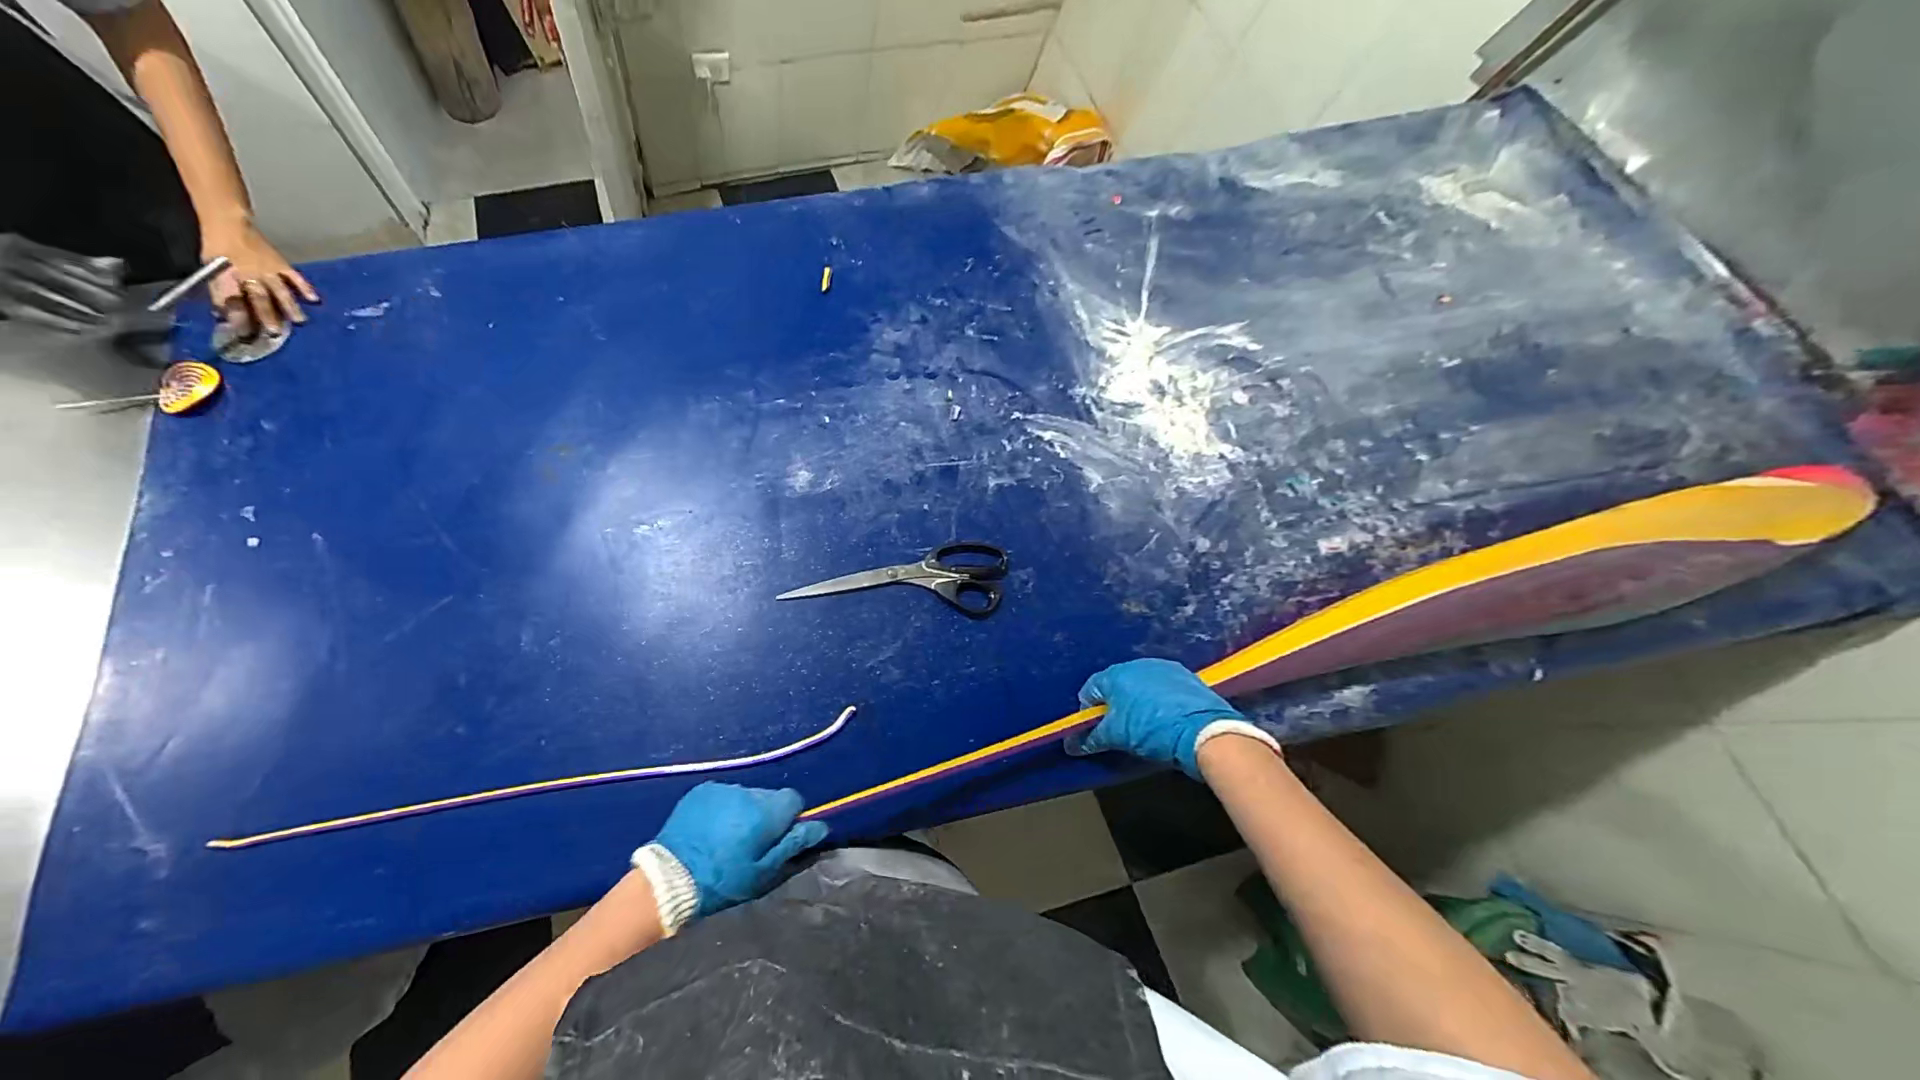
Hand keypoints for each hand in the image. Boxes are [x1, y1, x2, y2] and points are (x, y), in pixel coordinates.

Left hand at [202, 219, 317, 336]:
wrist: (227, 222)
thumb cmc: (215, 246)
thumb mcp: (208, 267)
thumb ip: (219, 291)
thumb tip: (223, 314)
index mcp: (225, 275)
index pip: (232, 299)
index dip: (237, 315)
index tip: (243, 331)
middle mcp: (248, 273)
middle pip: (258, 297)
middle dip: (266, 315)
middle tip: (274, 332)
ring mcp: (267, 268)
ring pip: (279, 290)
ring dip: (289, 306)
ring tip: (299, 322)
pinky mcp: (281, 264)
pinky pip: (294, 277)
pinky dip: (304, 288)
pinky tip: (314, 299)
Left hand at [651, 783, 829, 915]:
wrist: (668, 880)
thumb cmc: (723, 881)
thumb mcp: (764, 872)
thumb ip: (794, 845)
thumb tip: (820, 827)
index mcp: (766, 811)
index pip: (794, 799)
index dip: (791, 819)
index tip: (778, 839)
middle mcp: (747, 792)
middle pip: (770, 797)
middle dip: (767, 815)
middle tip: (752, 843)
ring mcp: (722, 789)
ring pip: (747, 796)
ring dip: (745, 811)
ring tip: (729, 838)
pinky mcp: (701, 791)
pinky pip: (724, 796)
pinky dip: (724, 809)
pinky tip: (711, 830)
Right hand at [1069, 658, 1245, 777]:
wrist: (1204, 731)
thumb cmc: (1151, 729)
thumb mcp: (1116, 737)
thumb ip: (1091, 738)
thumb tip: (1071, 745)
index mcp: (1116, 674)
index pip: (1090, 689)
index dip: (1088, 712)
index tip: (1095, 730)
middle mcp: (1138, 664)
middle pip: (1117, 686)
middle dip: (1114, 706)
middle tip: (1119, 730)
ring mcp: (1165, 669)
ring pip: (1142, 686)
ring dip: (1138, 703)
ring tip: (1145, 727)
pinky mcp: (1188, 678)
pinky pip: (1164, 689)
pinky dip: (1160, 702)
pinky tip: (1166, 721)